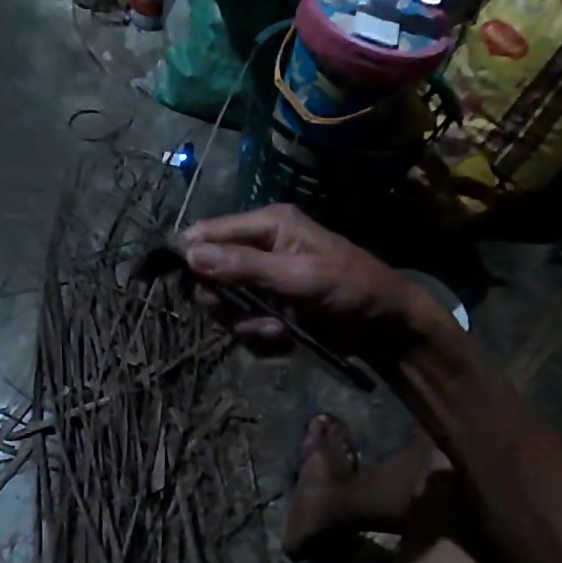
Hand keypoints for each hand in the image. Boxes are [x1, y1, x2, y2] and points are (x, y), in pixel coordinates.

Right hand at [179, 205, 441, 362]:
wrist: (388, 328)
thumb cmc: (353, 290)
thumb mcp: (301, 278)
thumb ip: (245, 267)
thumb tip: (190, 254)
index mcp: (268, 224)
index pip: (207, 232)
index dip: (187, 256)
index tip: (173, 284)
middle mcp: (260, 246)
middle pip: (208, 272)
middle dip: (224, 302)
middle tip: (247, 318)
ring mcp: (263, 278)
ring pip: (224, 303)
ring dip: (245, 324)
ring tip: (276, 331)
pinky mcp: (269, 305)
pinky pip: (242, 322)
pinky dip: (259, 335)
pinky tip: (285, 338)